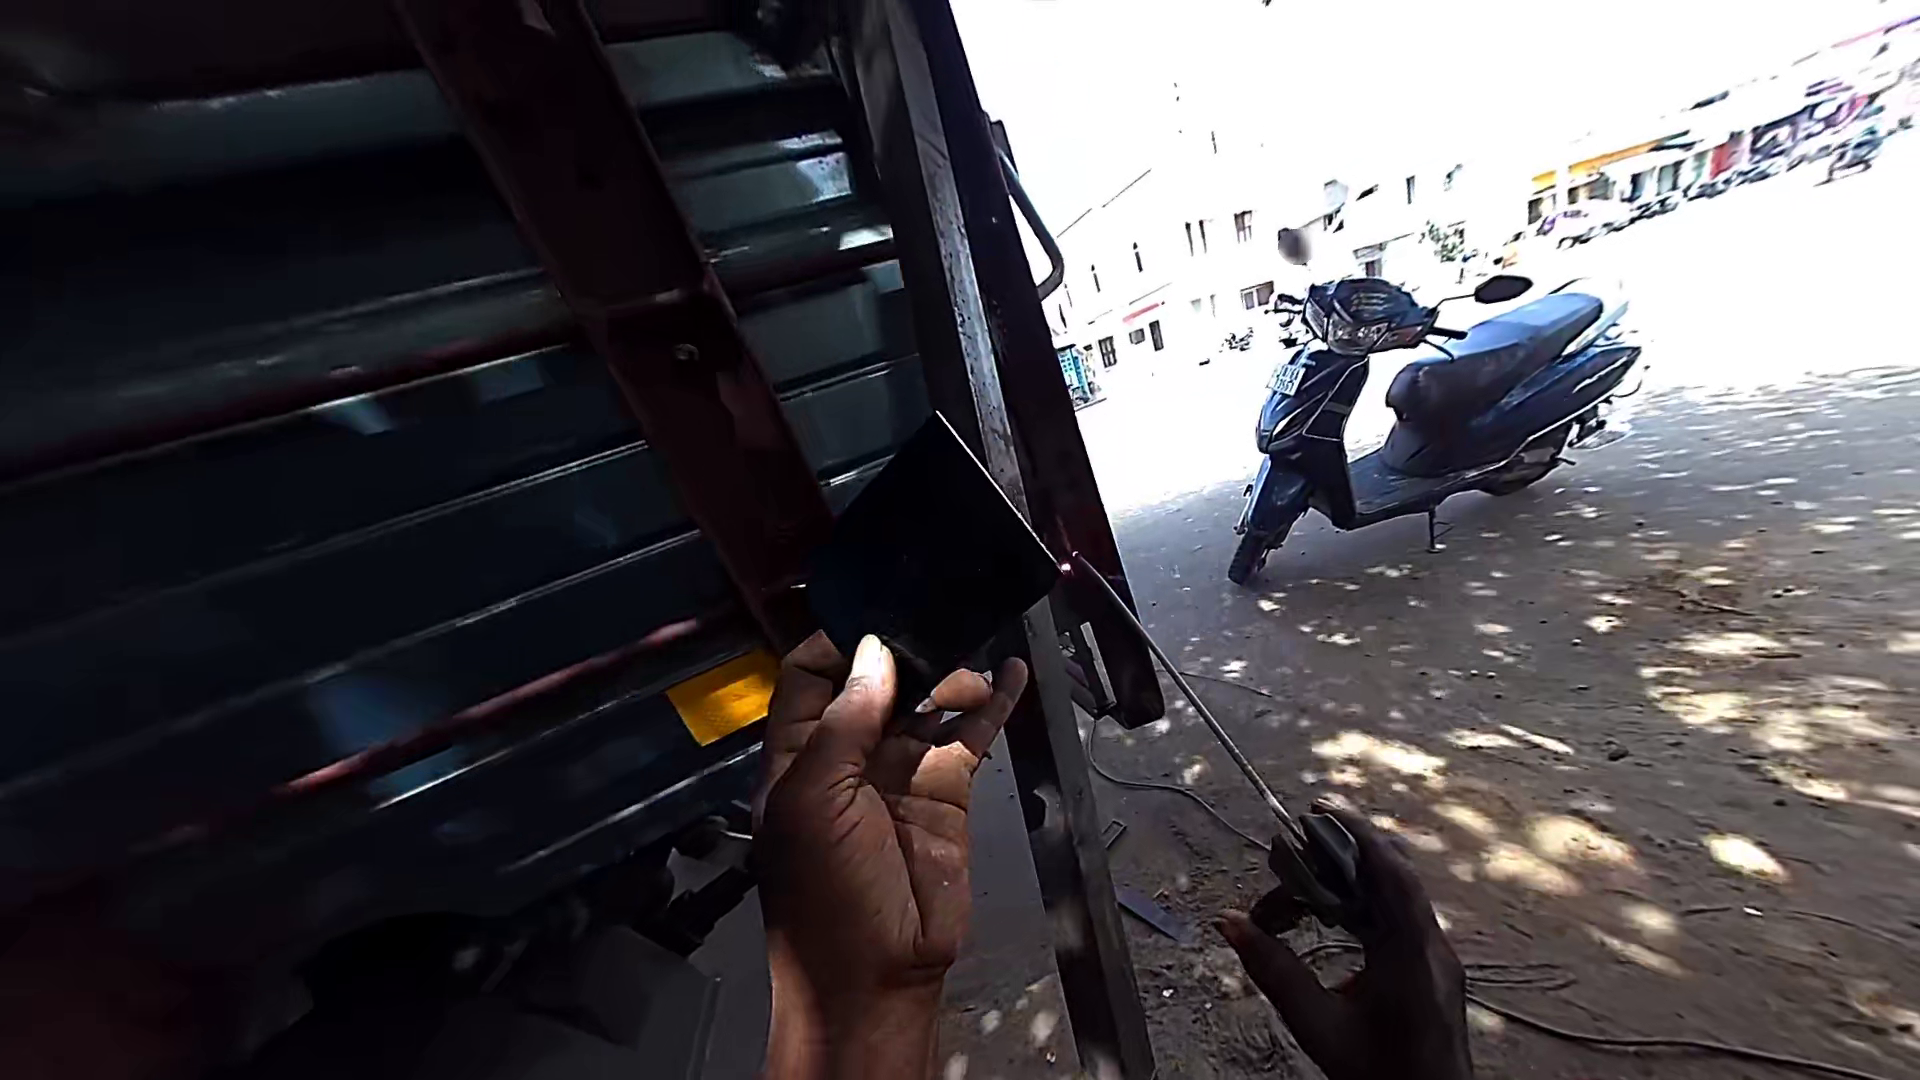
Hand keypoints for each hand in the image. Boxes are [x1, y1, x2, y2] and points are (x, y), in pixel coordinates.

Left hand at [756, 632, 1027, 1079]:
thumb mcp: (815, 801)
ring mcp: (903, 763)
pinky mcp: (948, 784)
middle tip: (933, 636)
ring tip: (967, 682)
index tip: (871, 619)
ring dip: (951, 678)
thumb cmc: (826, 891)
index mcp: (804, 748)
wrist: (878, 975)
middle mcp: (853, 747)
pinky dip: (993, 702)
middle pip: (877, 678)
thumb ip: (844, 722)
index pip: (811, 675)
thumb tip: (874, 651)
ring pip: (929, 699)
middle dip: (904, 654)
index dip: (835, 644)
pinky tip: (1012, 674)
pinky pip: (972, 731)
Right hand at [1218, 807, 1471, 1079]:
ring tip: (1292, 890)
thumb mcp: (1320, 1026)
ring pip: (1383, 893)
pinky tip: (1320, 913)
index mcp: (1413, 956)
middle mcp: (1430, 948)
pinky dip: (1350, 901)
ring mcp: (1431, 957)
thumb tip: (1226, 919)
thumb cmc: (1381, 1077)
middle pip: (1384, 875)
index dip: (1356, 831)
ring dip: (1337, 881)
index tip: (1315, 807)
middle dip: (1332, 856)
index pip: (1390, 873)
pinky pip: (1386, 914)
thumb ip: (1273, 969)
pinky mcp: (1424, 967)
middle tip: (1284, 856)